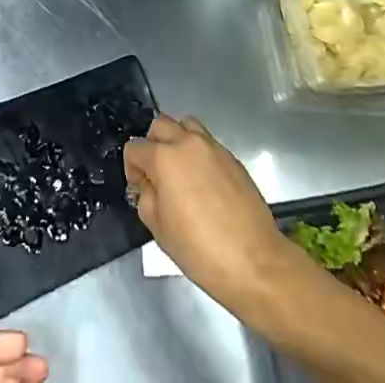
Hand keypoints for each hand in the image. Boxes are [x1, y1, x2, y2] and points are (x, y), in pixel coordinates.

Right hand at [123, 114, 289, 302]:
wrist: (252, 259)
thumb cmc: (199, 248)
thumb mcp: (158, 228)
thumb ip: (145, 197)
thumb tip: (148, 185)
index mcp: (165, 158)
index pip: (135, 147)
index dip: (131, 169)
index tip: (139, 189)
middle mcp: (189, 143)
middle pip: (160, 125)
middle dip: (151, 146)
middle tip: (155, 176)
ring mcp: (214, 147)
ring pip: (187, 125)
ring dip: (176, 140)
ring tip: (179, 172)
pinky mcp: (233, 157)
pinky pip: (207, 142)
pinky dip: (197, 152)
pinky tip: (201, 182)